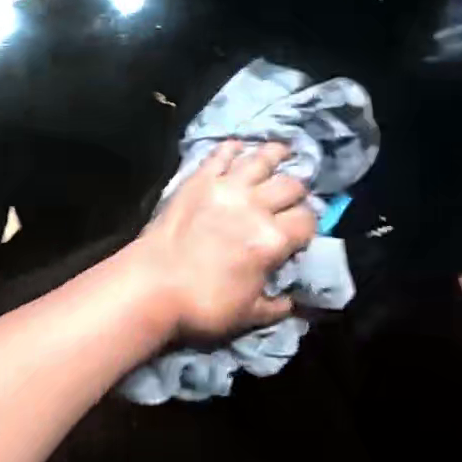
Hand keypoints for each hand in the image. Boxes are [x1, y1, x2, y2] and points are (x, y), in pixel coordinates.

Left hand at [127, 141, 316, 341]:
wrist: (153, 285)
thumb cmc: (203, 304)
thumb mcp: (249, 315)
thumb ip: (277, 305)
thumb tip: (294, 301)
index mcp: (272, 240)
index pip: (307, 220)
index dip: (309, 225)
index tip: (303, 230)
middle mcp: (256, 206)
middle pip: (290, 185)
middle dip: (297, 191)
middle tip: (293, 195)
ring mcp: (227, 186)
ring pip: (261, 158)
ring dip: (276, 154)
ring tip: (284, 151)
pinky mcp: (201, 178)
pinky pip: (222, 153)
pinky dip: (233, 148)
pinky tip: (239, 147)